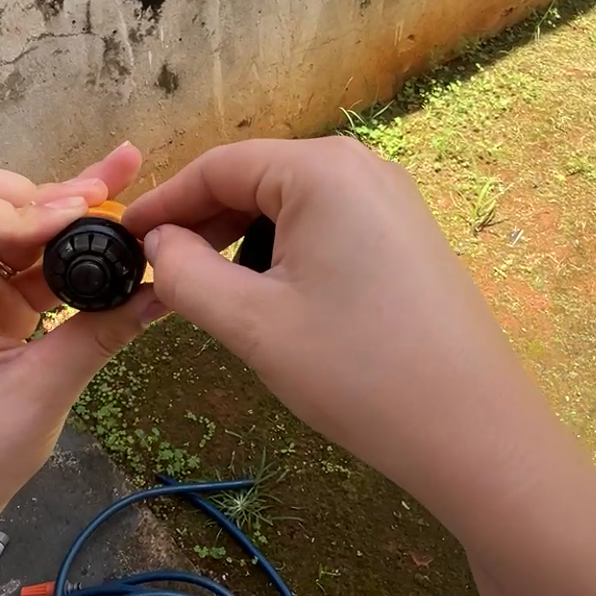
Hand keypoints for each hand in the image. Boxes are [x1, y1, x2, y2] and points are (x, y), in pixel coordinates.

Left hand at [0, 144, 161, 550]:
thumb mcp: (40, 397)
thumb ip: (98, 335)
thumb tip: (160, 293)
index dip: (18, 207)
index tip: (78, 219)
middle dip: (38, 196)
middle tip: (100, 204)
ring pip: (0, 216)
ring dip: (56, 208)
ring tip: (118, 190)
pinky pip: (23, 255)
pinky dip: (63, 241)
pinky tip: (105, 224)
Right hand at [122, 137, 549, 503]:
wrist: (471, 429)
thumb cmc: (354, 371)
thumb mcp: (252, 323)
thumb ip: (185, 273)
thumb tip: (159, 243)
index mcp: (323, 170)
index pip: (219, 166)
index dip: (164, 201)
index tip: (124, 239)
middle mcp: (364, 167)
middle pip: (260, 178)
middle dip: (206, 222)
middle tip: (165, 272)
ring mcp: (394, 200)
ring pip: (294, 204)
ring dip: (246, 239)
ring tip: (219, 291)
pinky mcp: (410, 235)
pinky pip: (331, 225)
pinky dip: (290, 250)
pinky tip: (278, 295)